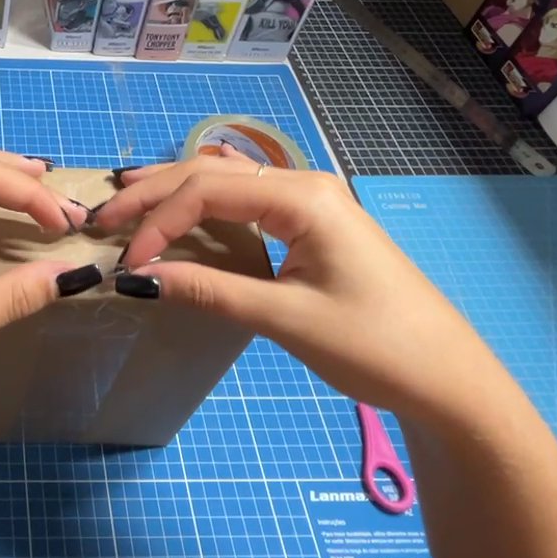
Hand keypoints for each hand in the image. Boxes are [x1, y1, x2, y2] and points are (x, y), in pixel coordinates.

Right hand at [92, 153, 518, 433]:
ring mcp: (311, 200)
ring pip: (227, 181)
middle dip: (154, 192)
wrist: (453, 383)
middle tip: (104, 214)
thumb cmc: (376, 346)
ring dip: (176, 188)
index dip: (159, 222)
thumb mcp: (286, 319)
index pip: (207, 192)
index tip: (128, 261)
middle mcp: (303, 184)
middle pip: (211, 174)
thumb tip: (137, 279)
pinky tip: (182, 204)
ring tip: (127, 195)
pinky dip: (205, 201)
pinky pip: (246, 200)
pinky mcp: (312, 222)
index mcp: (302, 196)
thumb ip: (209, 291)